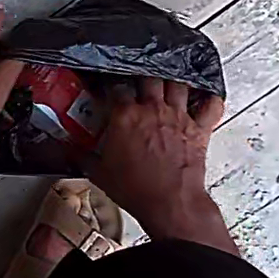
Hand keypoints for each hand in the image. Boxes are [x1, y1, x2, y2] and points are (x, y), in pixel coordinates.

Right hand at [88, 78, 234, 252]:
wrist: (170, 204)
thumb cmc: (136, 189)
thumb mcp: (99, 172)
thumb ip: (81, 155)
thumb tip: (67, 149)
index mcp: (125, 116)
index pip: (117, 86)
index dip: (113, 83)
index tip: (111, 86)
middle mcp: (152, 109)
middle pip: (149, 76)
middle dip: (143, 74)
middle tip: (140, 80)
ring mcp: (177, 116)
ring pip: (177, 82)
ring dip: (173, 80)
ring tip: (168, 80)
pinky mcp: (198, 129)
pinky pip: (211, 105)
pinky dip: (210, 98)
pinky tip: (206, 94)